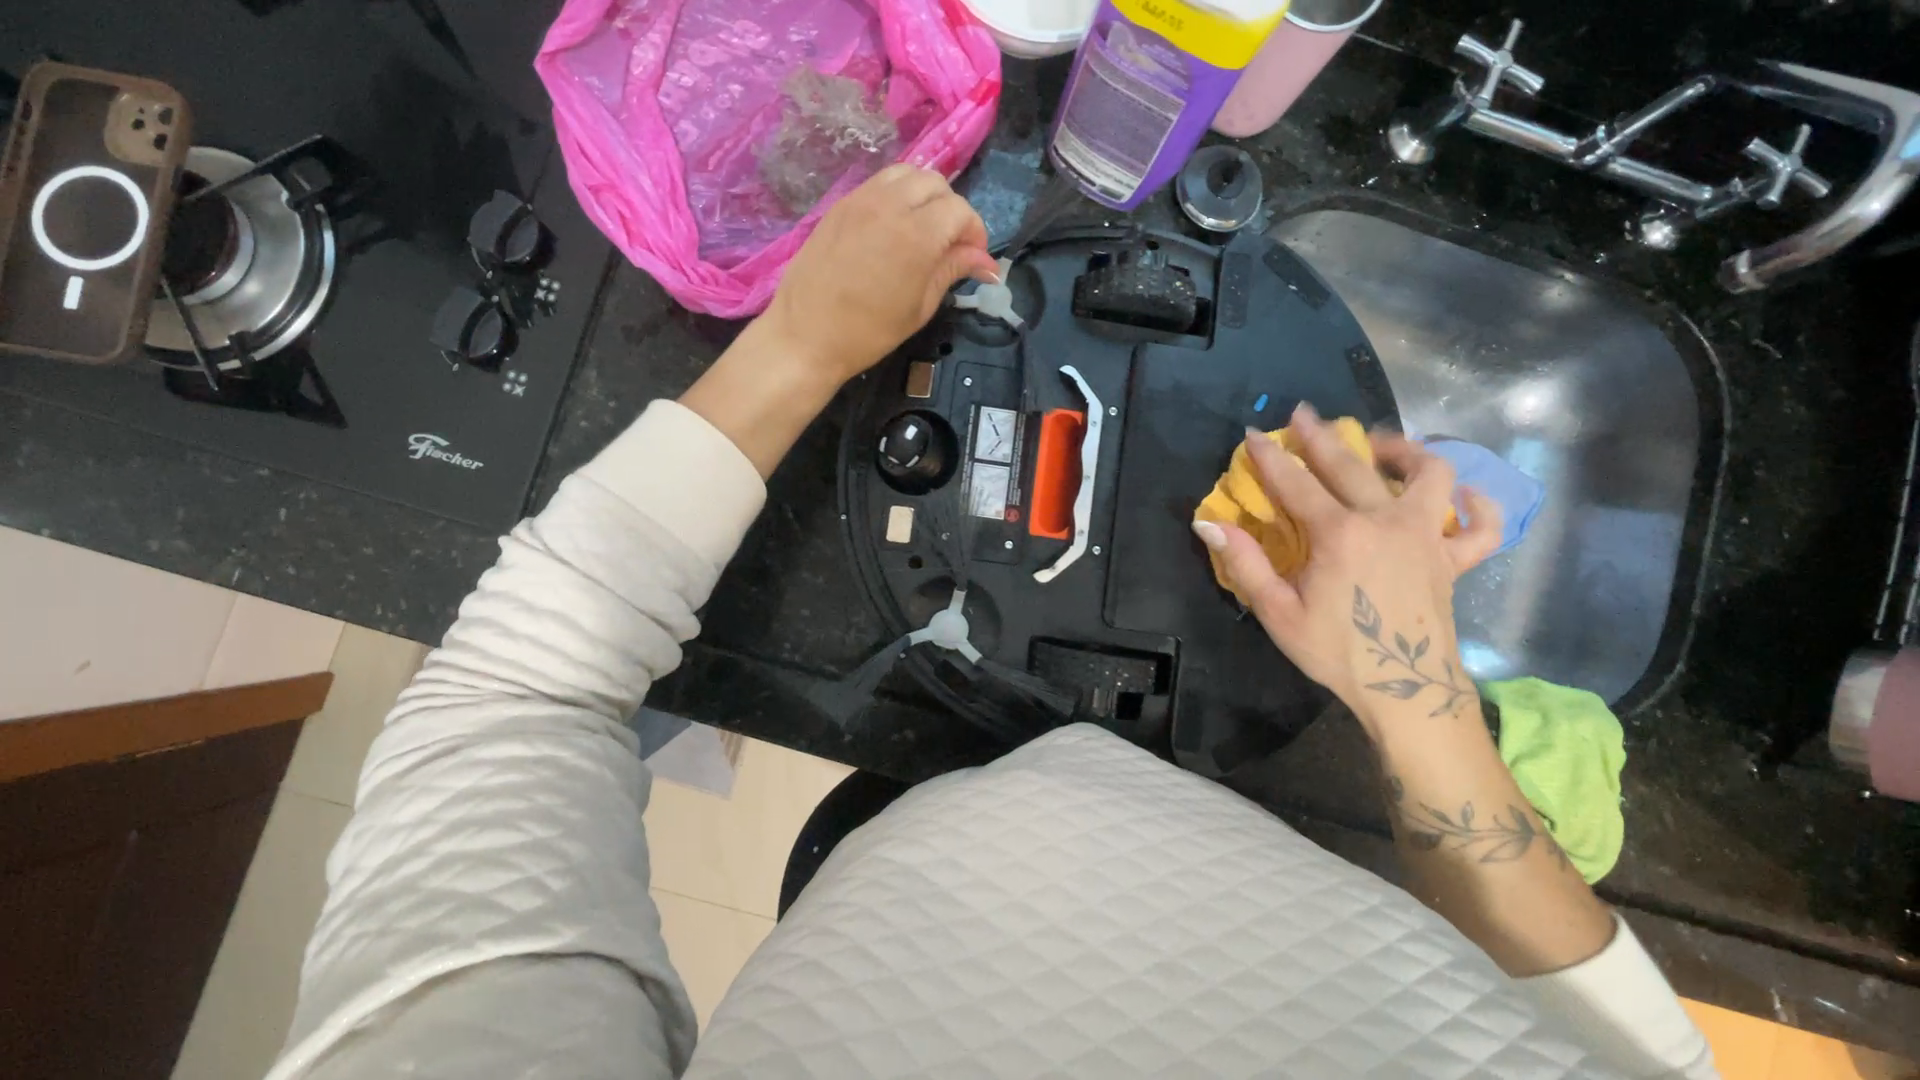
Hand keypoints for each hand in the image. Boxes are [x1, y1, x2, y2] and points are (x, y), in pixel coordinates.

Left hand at [761, 164, 998, 386]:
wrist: (805, 336)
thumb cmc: (868, 333)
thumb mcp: (920, 307)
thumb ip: (952, 271)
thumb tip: (987, 263)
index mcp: (917, 235)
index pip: (960, 211)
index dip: (974, 233)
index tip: (973, 259)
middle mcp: (890, 205)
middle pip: (936, 184)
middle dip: (951, 210)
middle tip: (949, 244)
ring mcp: (861, 200)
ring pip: (907, 175)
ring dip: (923, 195)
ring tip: (922, 229)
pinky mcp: (841, 205)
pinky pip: (879, 184)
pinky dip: (897, 195)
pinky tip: (894, 227)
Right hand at [1191, 404, 1501, 732]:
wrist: (1405, 692)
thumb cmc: (1336, 653)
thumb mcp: (1277, 612)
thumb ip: (1244, 562)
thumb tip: (1208, 523)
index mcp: (1339, 533)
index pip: (1296, 483)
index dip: (1270, 457)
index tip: (1252, 433)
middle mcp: (1386, 521)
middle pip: (1352, 465)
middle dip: (1323, 436)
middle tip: (1305, 415)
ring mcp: (1427, 537)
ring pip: (1429, 474)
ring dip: (1406, 452)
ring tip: (1383, 446)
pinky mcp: (1454, 560)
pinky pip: (1480, 526)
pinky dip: (1477, 505)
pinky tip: (1463, 494)